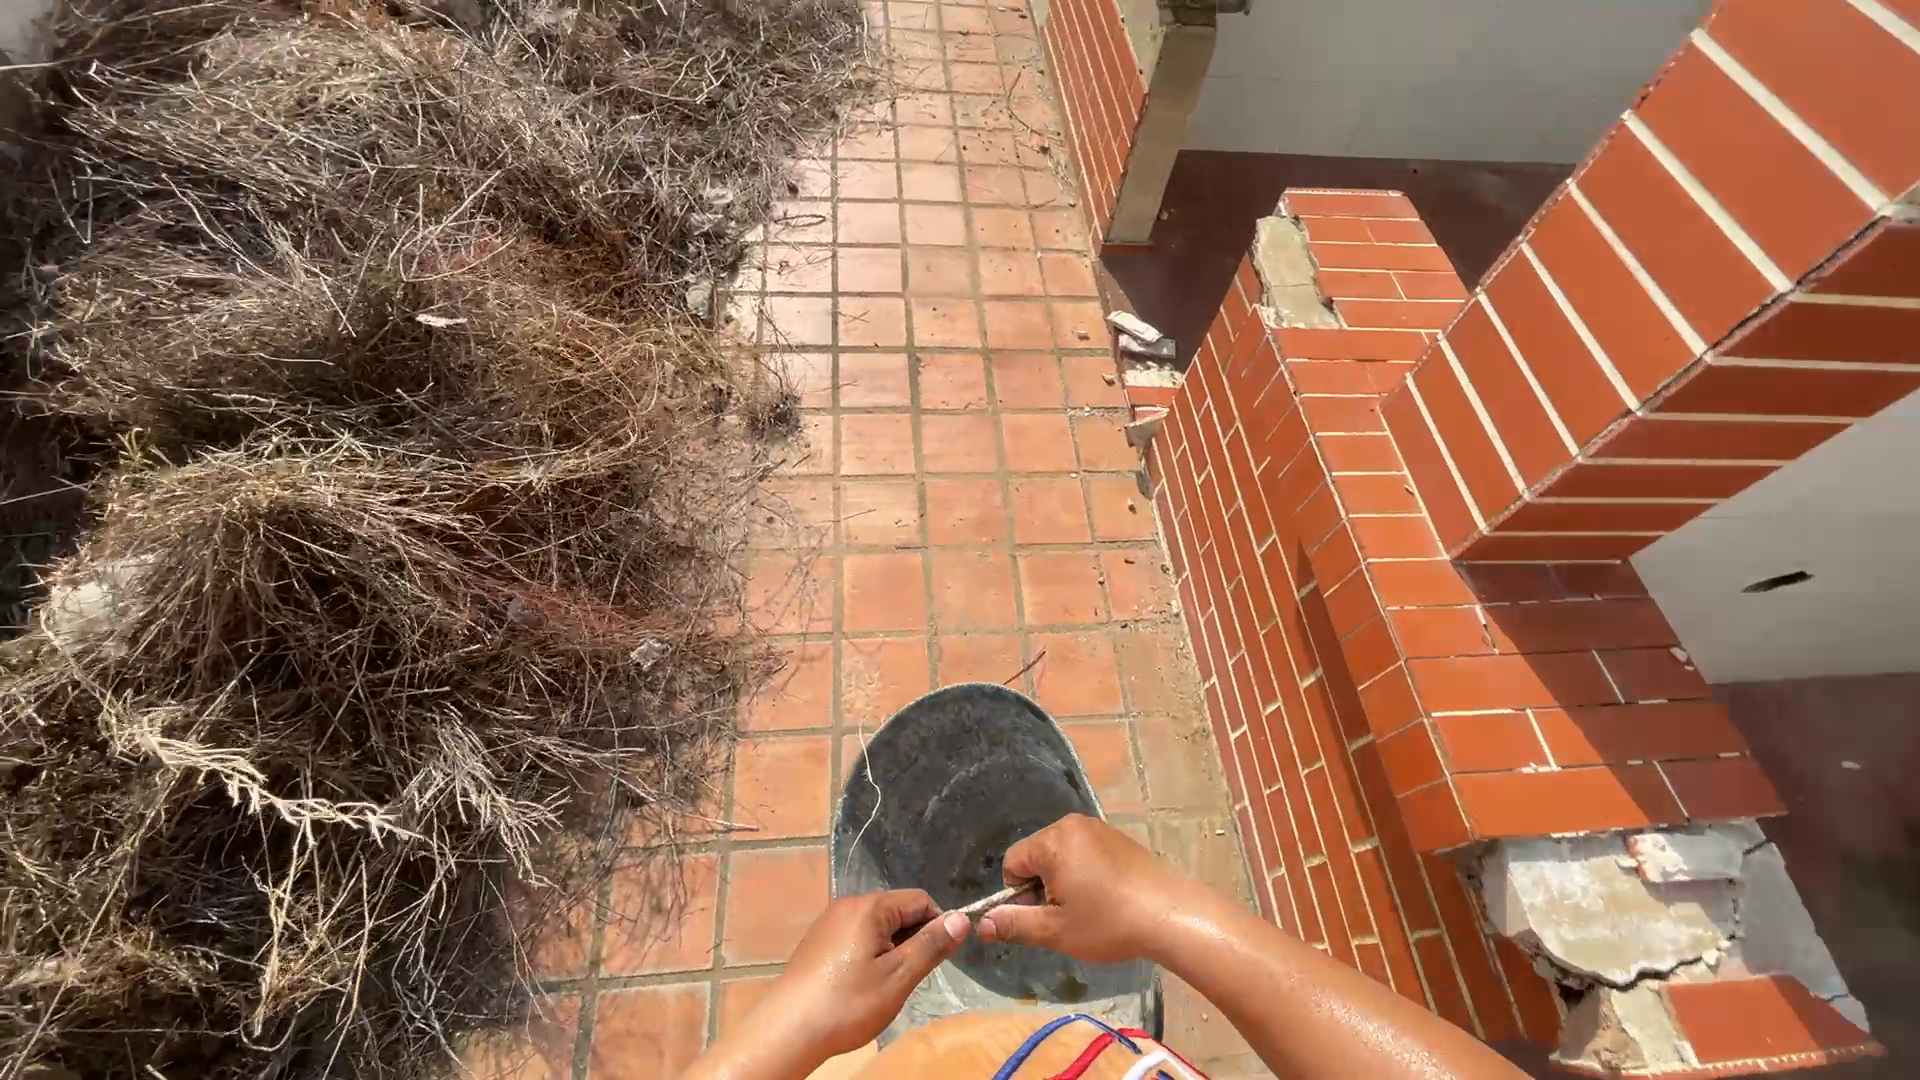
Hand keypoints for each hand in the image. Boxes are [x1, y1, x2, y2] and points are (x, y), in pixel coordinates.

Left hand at [743, 890, 969, 1061]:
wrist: (786, 1032)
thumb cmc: (846, 1004)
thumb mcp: (897, 978)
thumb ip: (931, 946)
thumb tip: (962, 918)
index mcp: (870, 906)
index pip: (920, 900)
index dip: (937, 926)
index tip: (939, 959)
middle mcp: (848, 904)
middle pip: (897, 912)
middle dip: (912, 941)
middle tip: (908, 979)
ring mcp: (830, 922)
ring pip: (877, 927)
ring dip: (891, 951)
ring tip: (884, 987)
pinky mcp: (818, 941)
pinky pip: (857, 937)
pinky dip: (869, 956)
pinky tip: (861, 987)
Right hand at [978, 814, 1195, 962]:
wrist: (1169, 913)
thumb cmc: (1108, 922)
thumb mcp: (1056, 930)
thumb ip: (1015, 924)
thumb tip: (981, 924)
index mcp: (1051, 841)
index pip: (1012, 863)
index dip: (1019, 894)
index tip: (1045, 915)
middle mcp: (1070, 824)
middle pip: (1036, 855)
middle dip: (1042, 884)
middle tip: (1069, 915)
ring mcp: (1095, 826)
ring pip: (1060, 853)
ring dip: (1064, 879)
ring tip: (1090, 907)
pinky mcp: (1115, 835)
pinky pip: (1083, 850)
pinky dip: (1085, 871)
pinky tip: (1106, 895)